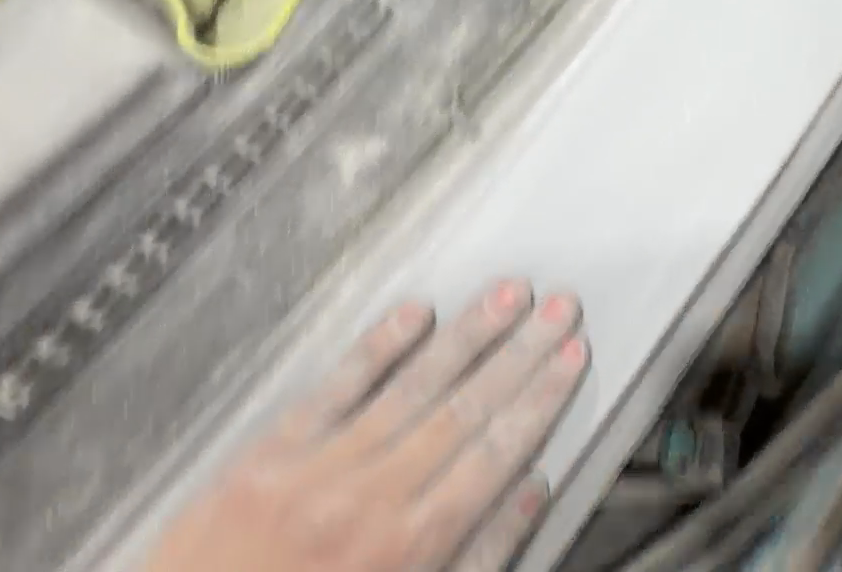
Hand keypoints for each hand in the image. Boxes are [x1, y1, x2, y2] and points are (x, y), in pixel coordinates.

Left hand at [145, 282, 587, 571]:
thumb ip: (482, 557)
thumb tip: (531, 491)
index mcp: (411, 547)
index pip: (498, 450)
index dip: (543, 396)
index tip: (574, 354)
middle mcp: (373, 498)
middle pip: (468, 408)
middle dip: (523, 351)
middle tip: (560, 306)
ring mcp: (319, 470)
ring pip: (415, 386)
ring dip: (470, 335)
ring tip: (510, 294)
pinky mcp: (267, 457)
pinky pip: (334, 390)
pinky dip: (378, 347)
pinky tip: (415, 312)